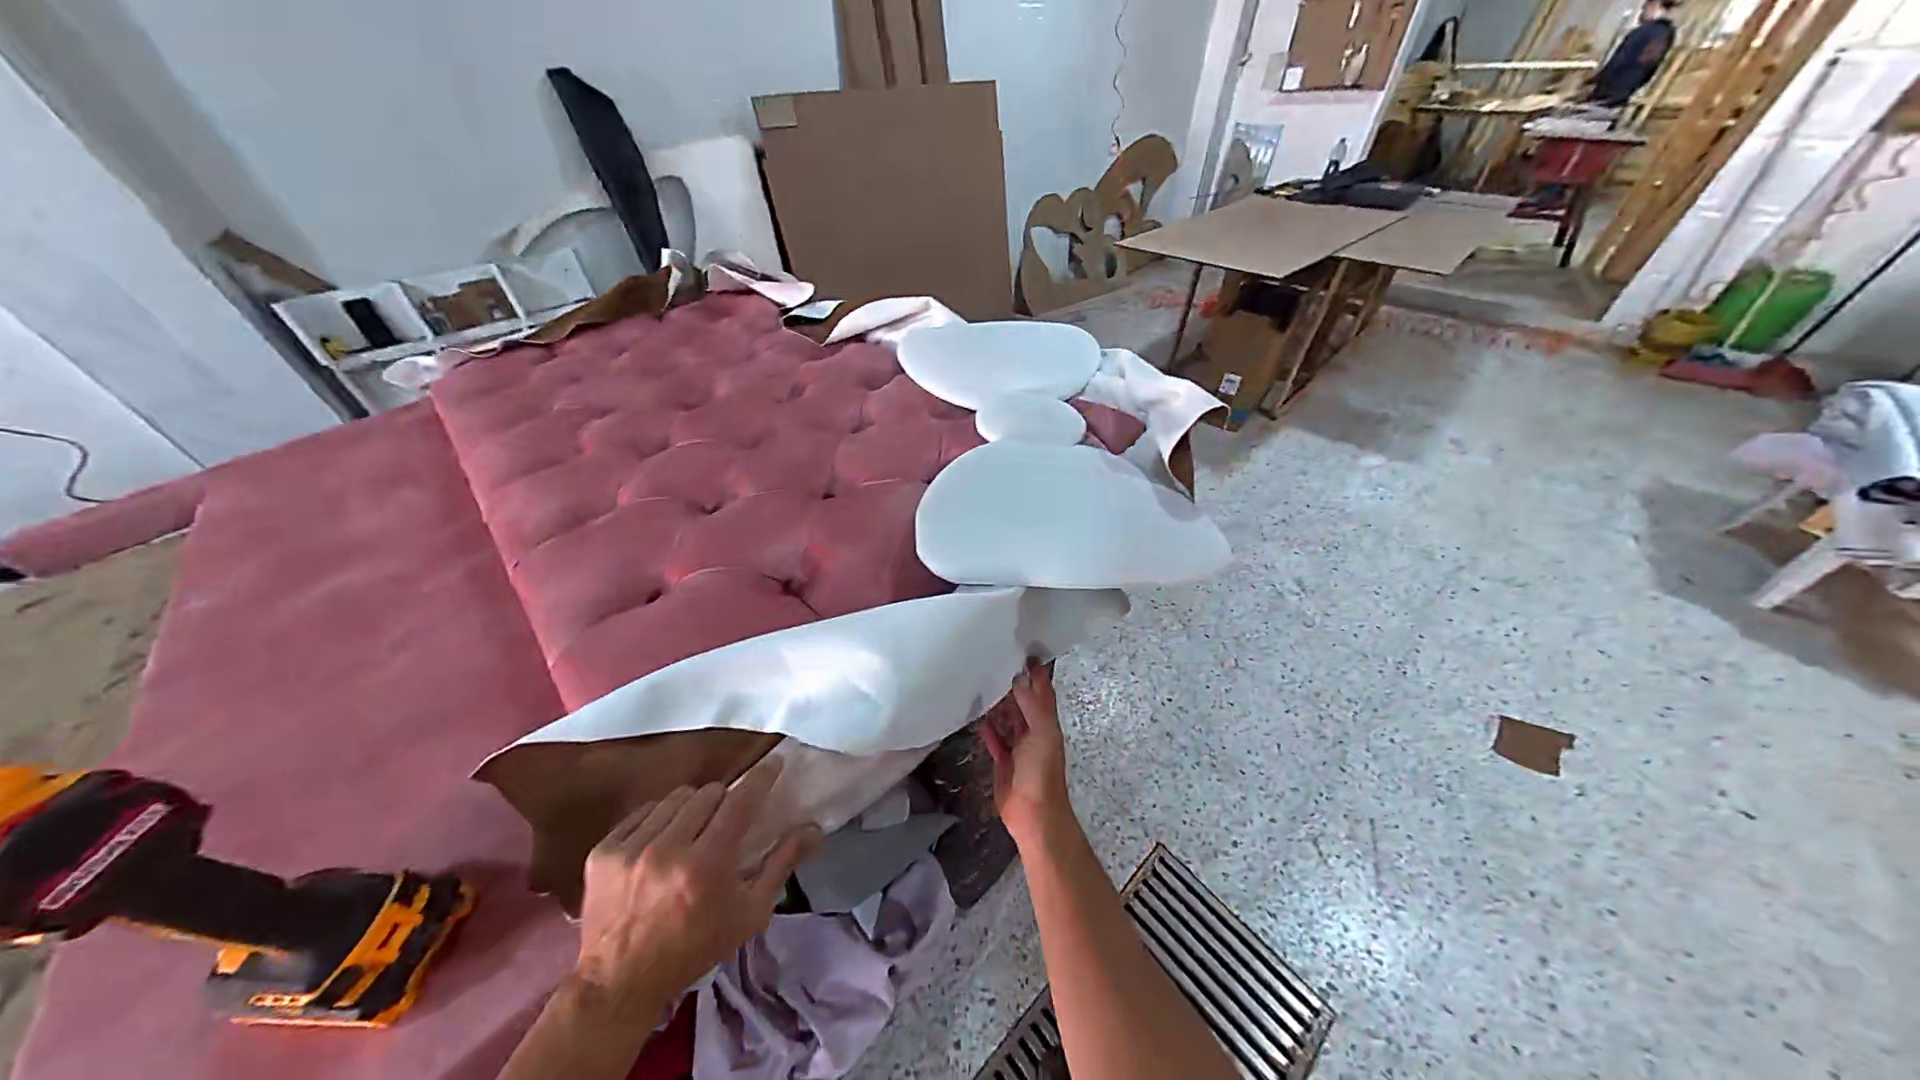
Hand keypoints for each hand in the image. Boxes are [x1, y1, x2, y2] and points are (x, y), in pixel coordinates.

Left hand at [573, 758, 821, 1017]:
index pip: (740, 802)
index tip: (773, 763)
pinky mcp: (603, 852)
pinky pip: (642, 812)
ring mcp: (631, 849)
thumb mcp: (749, 913)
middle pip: (707, 794)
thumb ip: (782, 864)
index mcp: (707, 865)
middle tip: (727, 818)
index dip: (760, 778)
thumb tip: (813, 828)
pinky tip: (662, 841)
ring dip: (692, 807)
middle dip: (724, 800)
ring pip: (675, 799)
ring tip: (693, 830)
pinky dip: (658, 819)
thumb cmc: (695, 948)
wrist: (619, 981)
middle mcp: (668, 850)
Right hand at [982, 660, 1074, 843]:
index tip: (1020, 649)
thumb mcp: (1041, 733)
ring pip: (1007, 719)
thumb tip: (1020, 678)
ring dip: (996, 705)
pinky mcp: (1003, 761)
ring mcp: (1018, 747)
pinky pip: (995, 739)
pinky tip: (976, 717)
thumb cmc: (1041, 773)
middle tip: (991, 664)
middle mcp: (1033, 731)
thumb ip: (1032, 705)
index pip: (1041, 690)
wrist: (1034, 815)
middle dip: (1011, 685)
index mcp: (1046, 722)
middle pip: (1022, 703)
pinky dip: (987, 728)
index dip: (1034, 672)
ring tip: (979, 685)